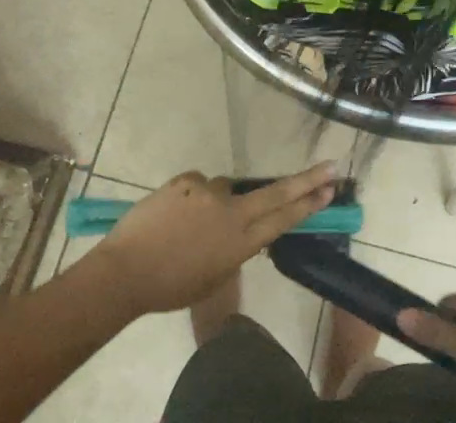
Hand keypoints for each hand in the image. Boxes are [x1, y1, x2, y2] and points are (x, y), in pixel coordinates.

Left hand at [84, 163, 335, 315]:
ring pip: (226, 189)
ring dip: (219, 202)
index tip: (330, 189)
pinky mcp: (185, 180)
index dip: (309, 204)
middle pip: (276, 193)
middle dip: (306, 181)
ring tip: (189, 226)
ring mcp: (208, 193)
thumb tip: (239, 229)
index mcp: (240, 244)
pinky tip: (173, 216)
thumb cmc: (170, 287)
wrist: (126, 271)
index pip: (283, 219)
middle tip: (330, 167)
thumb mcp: (214, 279)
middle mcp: (231, 213)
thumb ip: (233, 252)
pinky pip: (198, 185)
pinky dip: (192, 198)